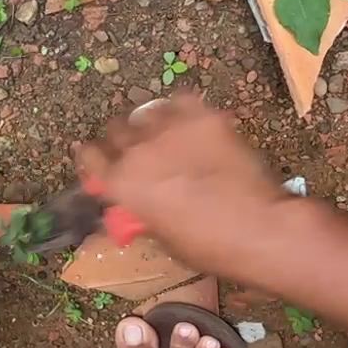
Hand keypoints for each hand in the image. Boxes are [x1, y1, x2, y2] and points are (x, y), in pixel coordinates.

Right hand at [74, 93, 298, 279]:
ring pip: (146, 112)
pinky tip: (190, 124)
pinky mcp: (202, 117)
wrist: (259, 229)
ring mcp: (170, 129)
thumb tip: (132, 207)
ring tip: (168, 137)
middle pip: (115, 129)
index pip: (88, 155)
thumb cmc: (207, 246)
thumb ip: (139, 212)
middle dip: (123, 141)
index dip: (95, 159)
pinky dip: (180, 110)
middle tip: (142, 154)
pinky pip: (180, 101)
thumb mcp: (160, 237)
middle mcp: (137, 150)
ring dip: (151, 125)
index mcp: (120, 183)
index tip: (105, 163)